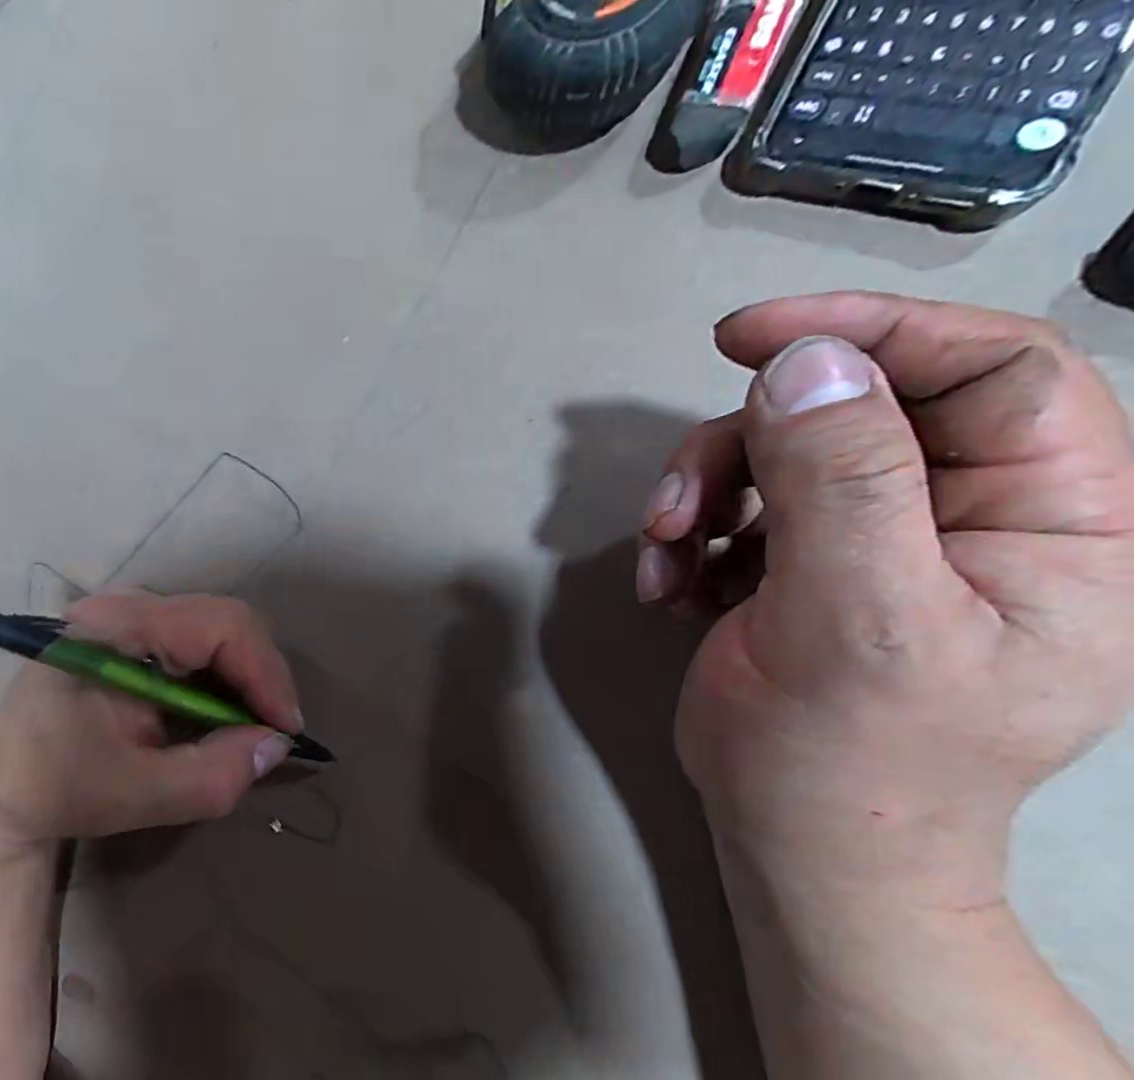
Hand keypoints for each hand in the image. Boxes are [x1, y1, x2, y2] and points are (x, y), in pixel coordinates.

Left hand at [0, 591, 304, 856]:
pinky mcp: (130, 635)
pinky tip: (221, 718)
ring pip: (214, 629)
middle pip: (221, 620)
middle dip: (258, 677)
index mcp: (115, 628)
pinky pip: (195, 642)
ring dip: (244, 679)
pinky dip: (221, 678)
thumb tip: (277, 745)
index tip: (284, 730)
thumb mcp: (138, 794)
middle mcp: (122, 607)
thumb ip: (214, 774)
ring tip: (252, 730)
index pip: (219, 624)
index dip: (264, 672)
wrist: (1, 787)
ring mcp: (125, 617)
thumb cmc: (56, 787)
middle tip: (273, 734)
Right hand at [640, 292, 1133, 910]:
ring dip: (700, 496)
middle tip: (676, 507)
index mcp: (1055, 521)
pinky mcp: (800, 561)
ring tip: (664, 555)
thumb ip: (842, 483)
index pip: (991, 369)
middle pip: (852, 411)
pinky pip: (737, 506)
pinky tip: (670, 587)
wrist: (797, 837)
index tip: (746, 336)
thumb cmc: (854, 751)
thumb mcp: (858, 617)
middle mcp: (970, 514)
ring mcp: (876, 538)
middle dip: (743, 447)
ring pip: (777, 454)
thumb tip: (803, 362)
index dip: (873, 331)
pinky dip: (688, 537)